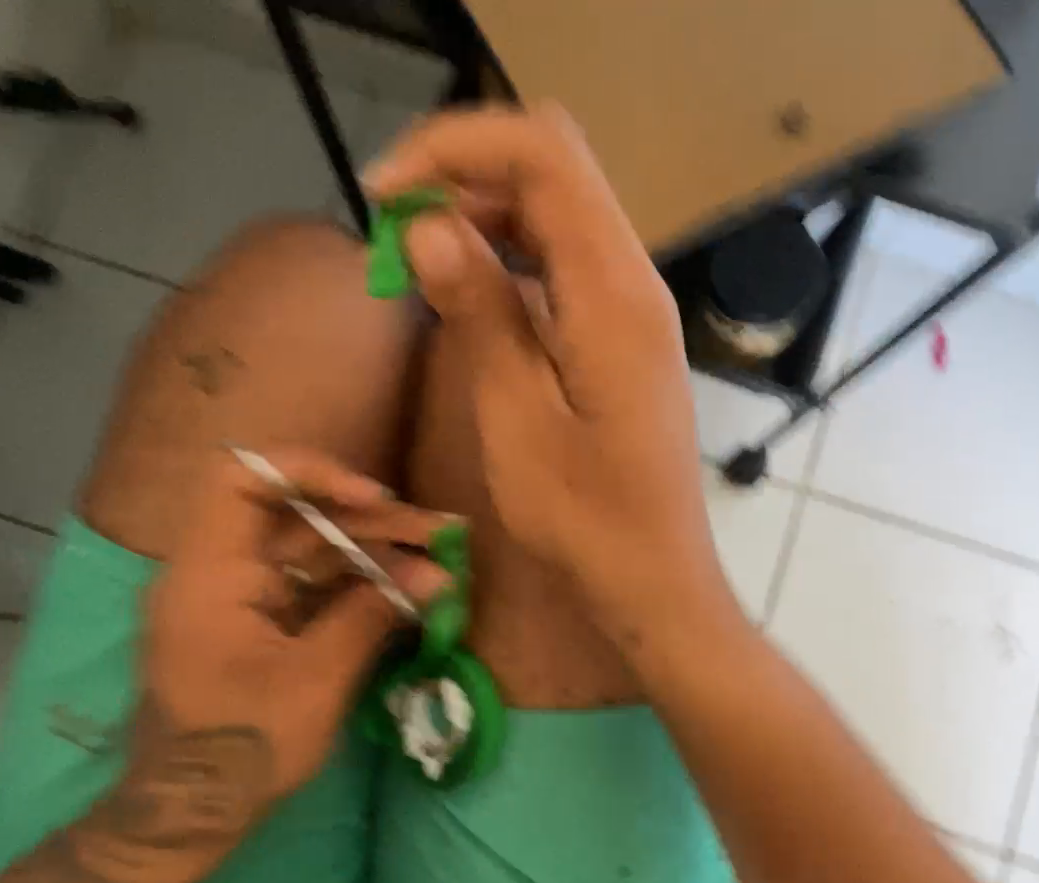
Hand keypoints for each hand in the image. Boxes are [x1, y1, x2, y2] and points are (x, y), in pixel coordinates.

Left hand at [126, 449, 449, 840]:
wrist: (190, 815)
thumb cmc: (244, 746)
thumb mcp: (315, 681)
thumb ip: (371, 616)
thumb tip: (435, 578)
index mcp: (209, 573)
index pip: (243, 478)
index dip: (311, 471)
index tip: (372, 499)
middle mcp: (217, 571)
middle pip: (296, 517)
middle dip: (371, 523)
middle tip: (440, 535)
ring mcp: (237, 598)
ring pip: (310, 552)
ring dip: (373, 555)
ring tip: (439, 564)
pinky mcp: (256, 624)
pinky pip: (308, 587)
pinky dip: (355, 587)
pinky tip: (405, 593)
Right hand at [362, 105, 734, 638]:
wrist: (655, 579)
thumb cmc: (586, 520)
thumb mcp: (517, 420)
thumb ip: (481, 314)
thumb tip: (430, 227)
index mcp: (612, 292)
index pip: (544, 155)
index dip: (456, 148)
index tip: (384, 193)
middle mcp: (631, 281)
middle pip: (551, 173)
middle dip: (463, 175)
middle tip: (390, 225)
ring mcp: (629, 309)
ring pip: (555, 216)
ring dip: (480, 215)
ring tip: (412, 255)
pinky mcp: (618, 338)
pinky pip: (560, 266)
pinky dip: (506, 258)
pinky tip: (463, 293)